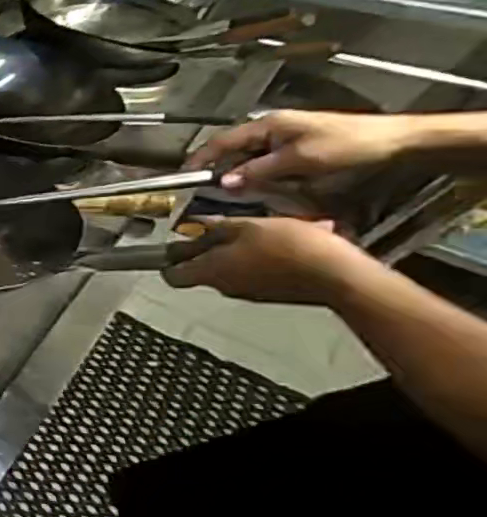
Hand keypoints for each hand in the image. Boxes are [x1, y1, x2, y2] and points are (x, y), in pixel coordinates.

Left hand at [162, 216, 377, 305]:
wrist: (345, 278)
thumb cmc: (290, 248)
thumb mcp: (249, 226)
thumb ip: (218, 227)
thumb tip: (197, 224)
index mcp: (208, 271)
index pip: (171, 274)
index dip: (171, 259)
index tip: (179, 242)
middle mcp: (224, 286)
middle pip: (202, 268)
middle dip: (209, 248)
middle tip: (224, 229)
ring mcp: (252, 292)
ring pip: (235, 267)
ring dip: (242, 249)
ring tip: (263, 229)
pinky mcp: (278, 293)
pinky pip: (262, 272)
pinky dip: (267, 257)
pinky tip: (290, 240)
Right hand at [187, 111, 416, 191]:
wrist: (399, 141)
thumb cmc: (348, 145)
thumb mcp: (299, 160)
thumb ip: (258, 171)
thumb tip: (224, 183)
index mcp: (266, 125)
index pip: (221, 142)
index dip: (201, 158)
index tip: (186, 175)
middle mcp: (270, 127)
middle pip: (233, 149)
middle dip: (223, 168)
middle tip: (217, 188)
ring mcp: (284, 136)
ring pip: (249, 155)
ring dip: (244, 172)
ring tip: (242, 188)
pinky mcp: (296, 145)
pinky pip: (266, 159)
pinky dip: (260, 171)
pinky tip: (264, 182)